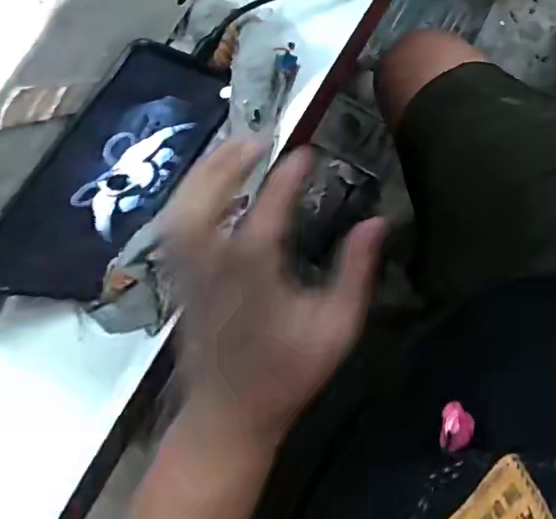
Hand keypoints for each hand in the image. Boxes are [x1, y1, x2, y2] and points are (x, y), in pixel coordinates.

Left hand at [162, 141, 386, 442]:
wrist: (227, 419)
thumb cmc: (287, 372)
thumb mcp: (338, 327)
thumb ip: (358, 272)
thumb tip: (379, 221)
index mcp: (253, 279)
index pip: (265, 216)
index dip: (284, 179)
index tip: (307, 152)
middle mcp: (213, 271)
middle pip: (200, 208)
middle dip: (224, 166)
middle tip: (256, 137)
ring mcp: (189, 276)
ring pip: (180, 216)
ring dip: (204, 175)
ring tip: (233, 147)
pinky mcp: (181, 282)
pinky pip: (176, 228)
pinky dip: (192, 196)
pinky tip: (214, 184)